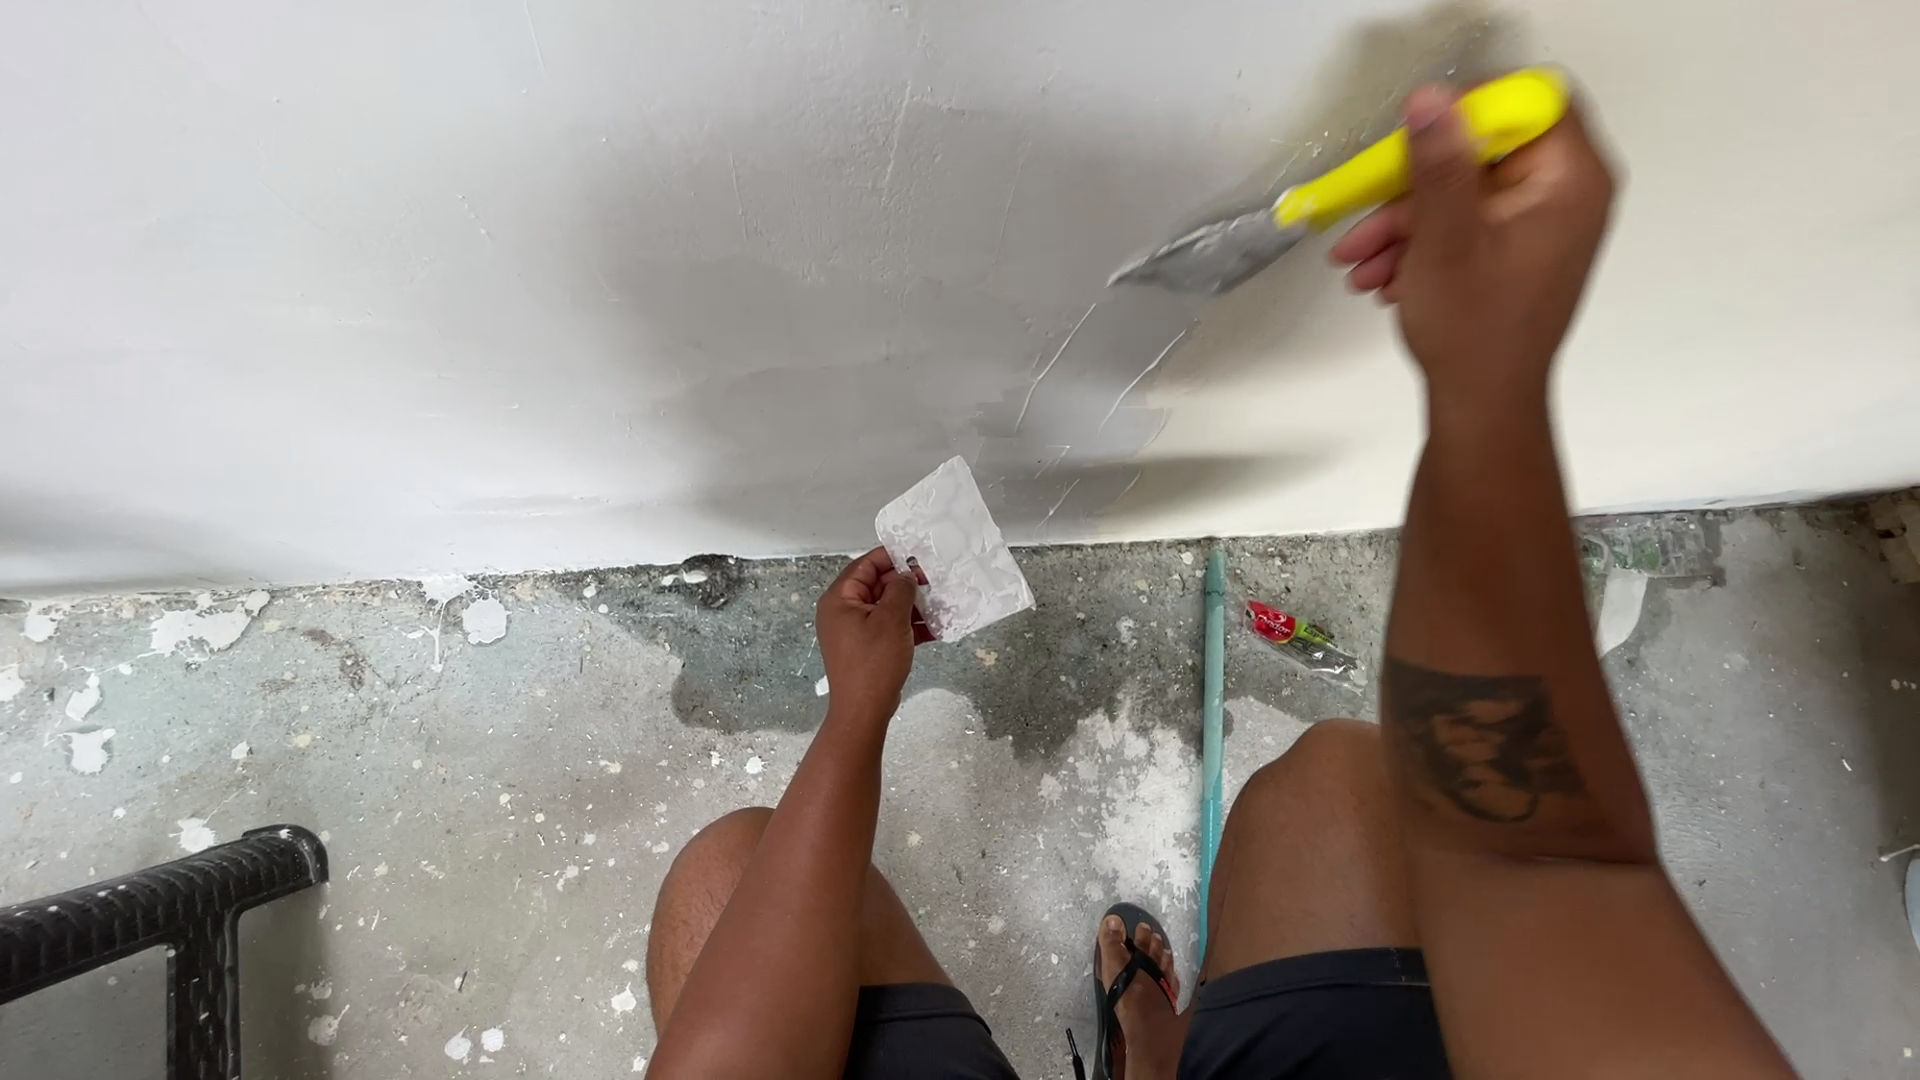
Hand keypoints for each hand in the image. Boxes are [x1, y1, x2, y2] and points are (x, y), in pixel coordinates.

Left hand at [815, 547, 930, 721]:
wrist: (863, 711)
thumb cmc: (874, 661)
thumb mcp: (891, 620)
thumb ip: (900, 590)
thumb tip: (906, 576)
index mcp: (840, 598)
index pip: (865, 565)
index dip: (892, 557)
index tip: (919, 555)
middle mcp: (843, 610)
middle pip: (877, 585)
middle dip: (906, 583)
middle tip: (935, 581)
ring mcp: (855, 630)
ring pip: (886, 607)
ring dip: (912, 605)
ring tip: (940, 603)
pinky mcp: (867, 646)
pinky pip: (889, 627)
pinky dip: (909, 626)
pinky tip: (935, 628)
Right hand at [1330, 84, 1617, 404]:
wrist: (1482, 403)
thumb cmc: (1472, 325)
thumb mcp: (1445, 241)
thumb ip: (1438, 166)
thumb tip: (1428, 97)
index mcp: (1568, 179)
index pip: (1526, 104)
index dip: (1464, 114)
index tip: (1407, 148)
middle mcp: (1561, 195)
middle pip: (1479, 159)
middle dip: (1408, 196)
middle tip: (1357, 232)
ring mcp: (1535, 230)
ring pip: (1459, 202)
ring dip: (1399, 232)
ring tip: (1355, 272)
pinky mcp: (1511, 258)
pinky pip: (1460, 233)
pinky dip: (1416, 253)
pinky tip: (1381, 284)